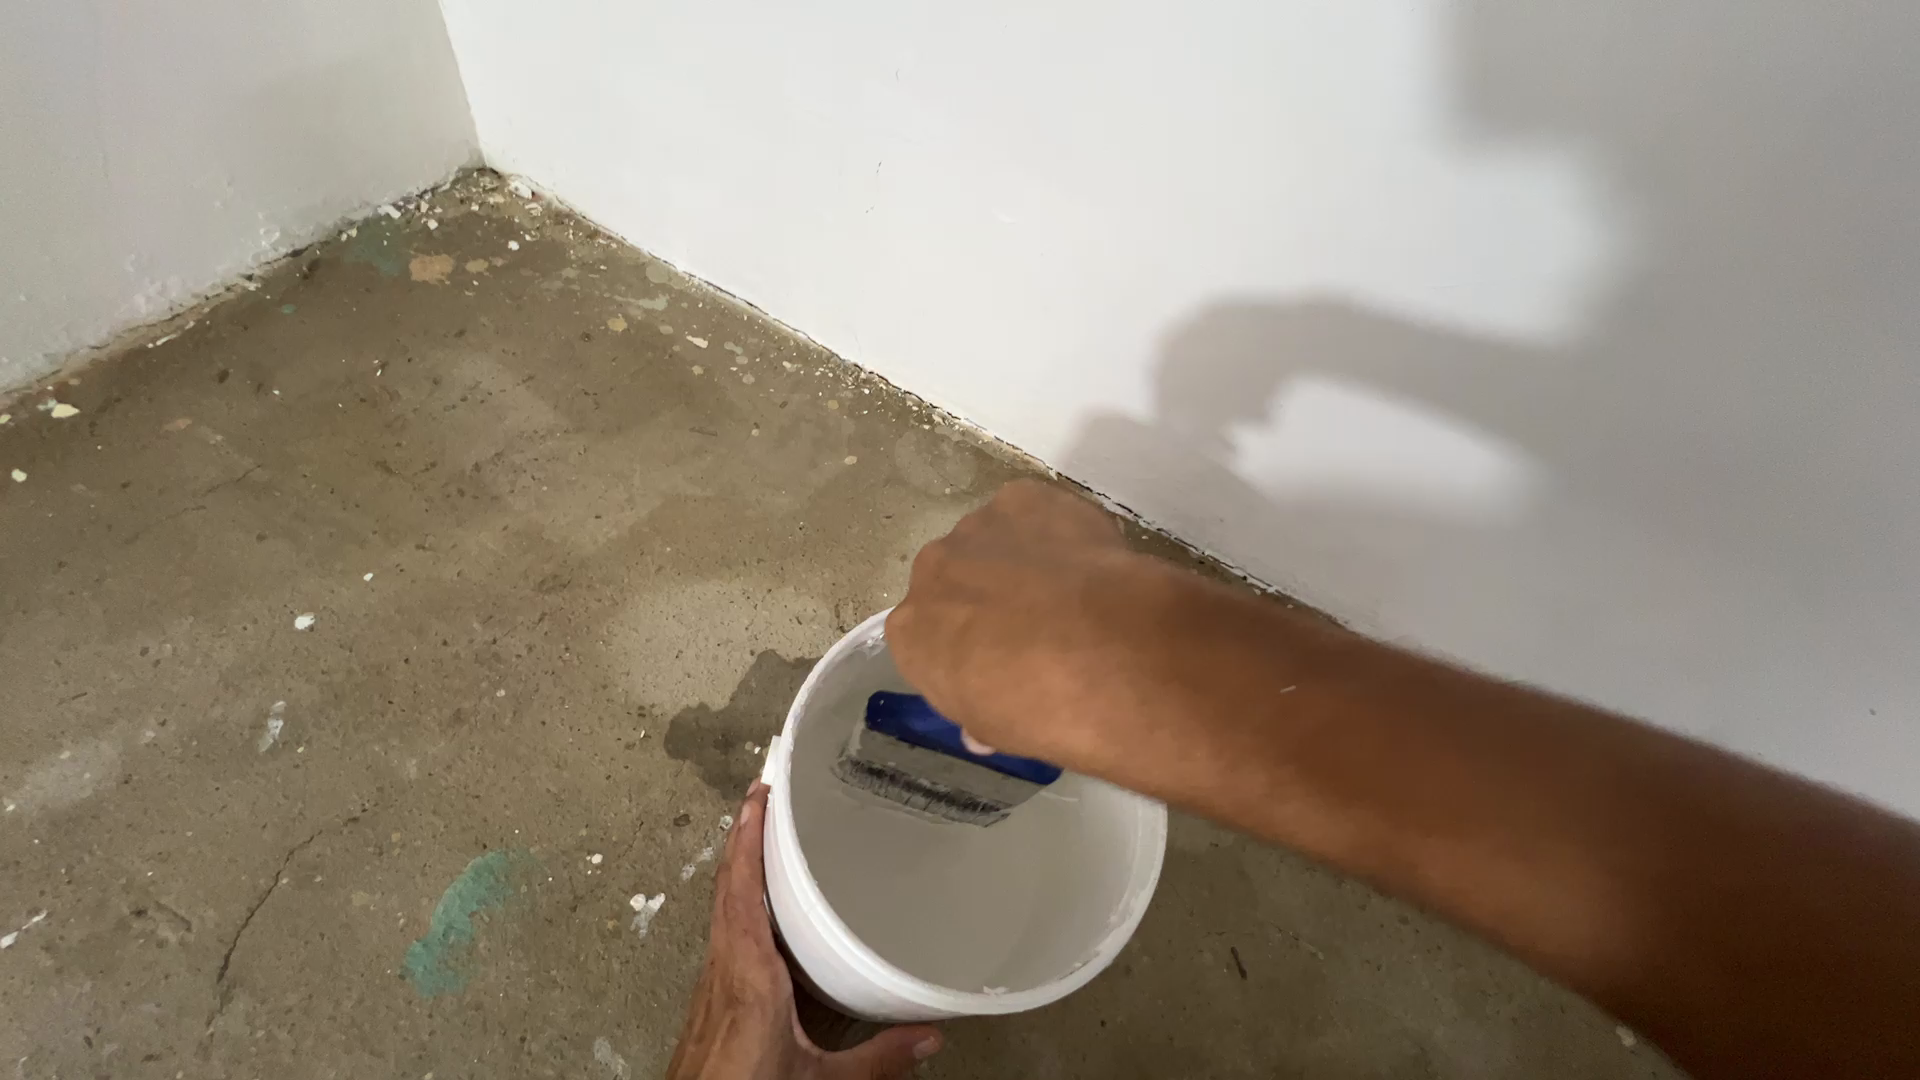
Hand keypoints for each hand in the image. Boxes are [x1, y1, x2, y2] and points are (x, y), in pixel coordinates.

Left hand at [666, 783, 942, 1079]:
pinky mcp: (713, 988)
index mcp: (749, 969)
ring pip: (721, 900)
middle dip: (743, 832)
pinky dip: (734, 888)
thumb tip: (932, 1035)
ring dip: (736, 857)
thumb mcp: (817, 1078)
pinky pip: (722, 921)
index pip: (742, 887)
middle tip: (764, 792)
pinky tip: (754, 888)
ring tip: (760, 825)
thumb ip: (876, 1057)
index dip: (747, 837)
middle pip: (727, 882)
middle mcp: (725, 961)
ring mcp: (713, 973)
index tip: (759, 794)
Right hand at [887, 480, 1155, 772]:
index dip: (964, 646)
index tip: (997, 662)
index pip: (925, 635)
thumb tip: (979, 731)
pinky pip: (1033, 512)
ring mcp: (977, 528)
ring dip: (1021, 559)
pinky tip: (1085, 558)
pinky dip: (1055, 528)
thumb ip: (977, 714)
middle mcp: (932, 571)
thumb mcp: (996, 729)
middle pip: (954, 578)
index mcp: (911, 631)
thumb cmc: (1038, 707)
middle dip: (986, 596)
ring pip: (993, 540)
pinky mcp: (1023, 498)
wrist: (1099, 651)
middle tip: (1036, 626)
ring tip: (1070, 593)